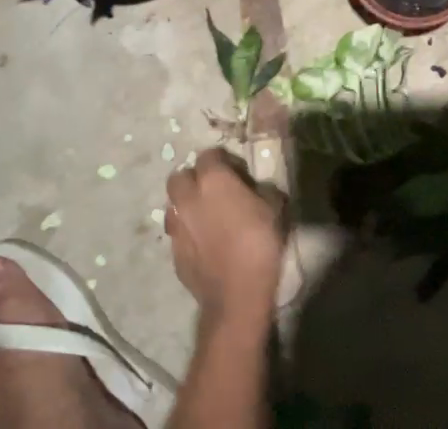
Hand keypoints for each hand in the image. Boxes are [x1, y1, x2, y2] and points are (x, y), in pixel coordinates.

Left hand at [164, 149, 284, 319]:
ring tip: (205, 214)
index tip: (235, 169)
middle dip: (193, 177)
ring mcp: (176, 226)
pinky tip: (203, 241)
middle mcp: (188, 198)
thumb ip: (262, 190)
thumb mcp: (275, 207)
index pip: (208, 155)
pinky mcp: (173, 251)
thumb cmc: (260, 243)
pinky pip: (177, 231)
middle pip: (179, 176)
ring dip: (186, 204)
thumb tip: (256, 188)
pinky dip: (187, 230)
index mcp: (214, 181)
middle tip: (213, 188)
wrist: (236, 293)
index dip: (221, 159)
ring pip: (173, 204)